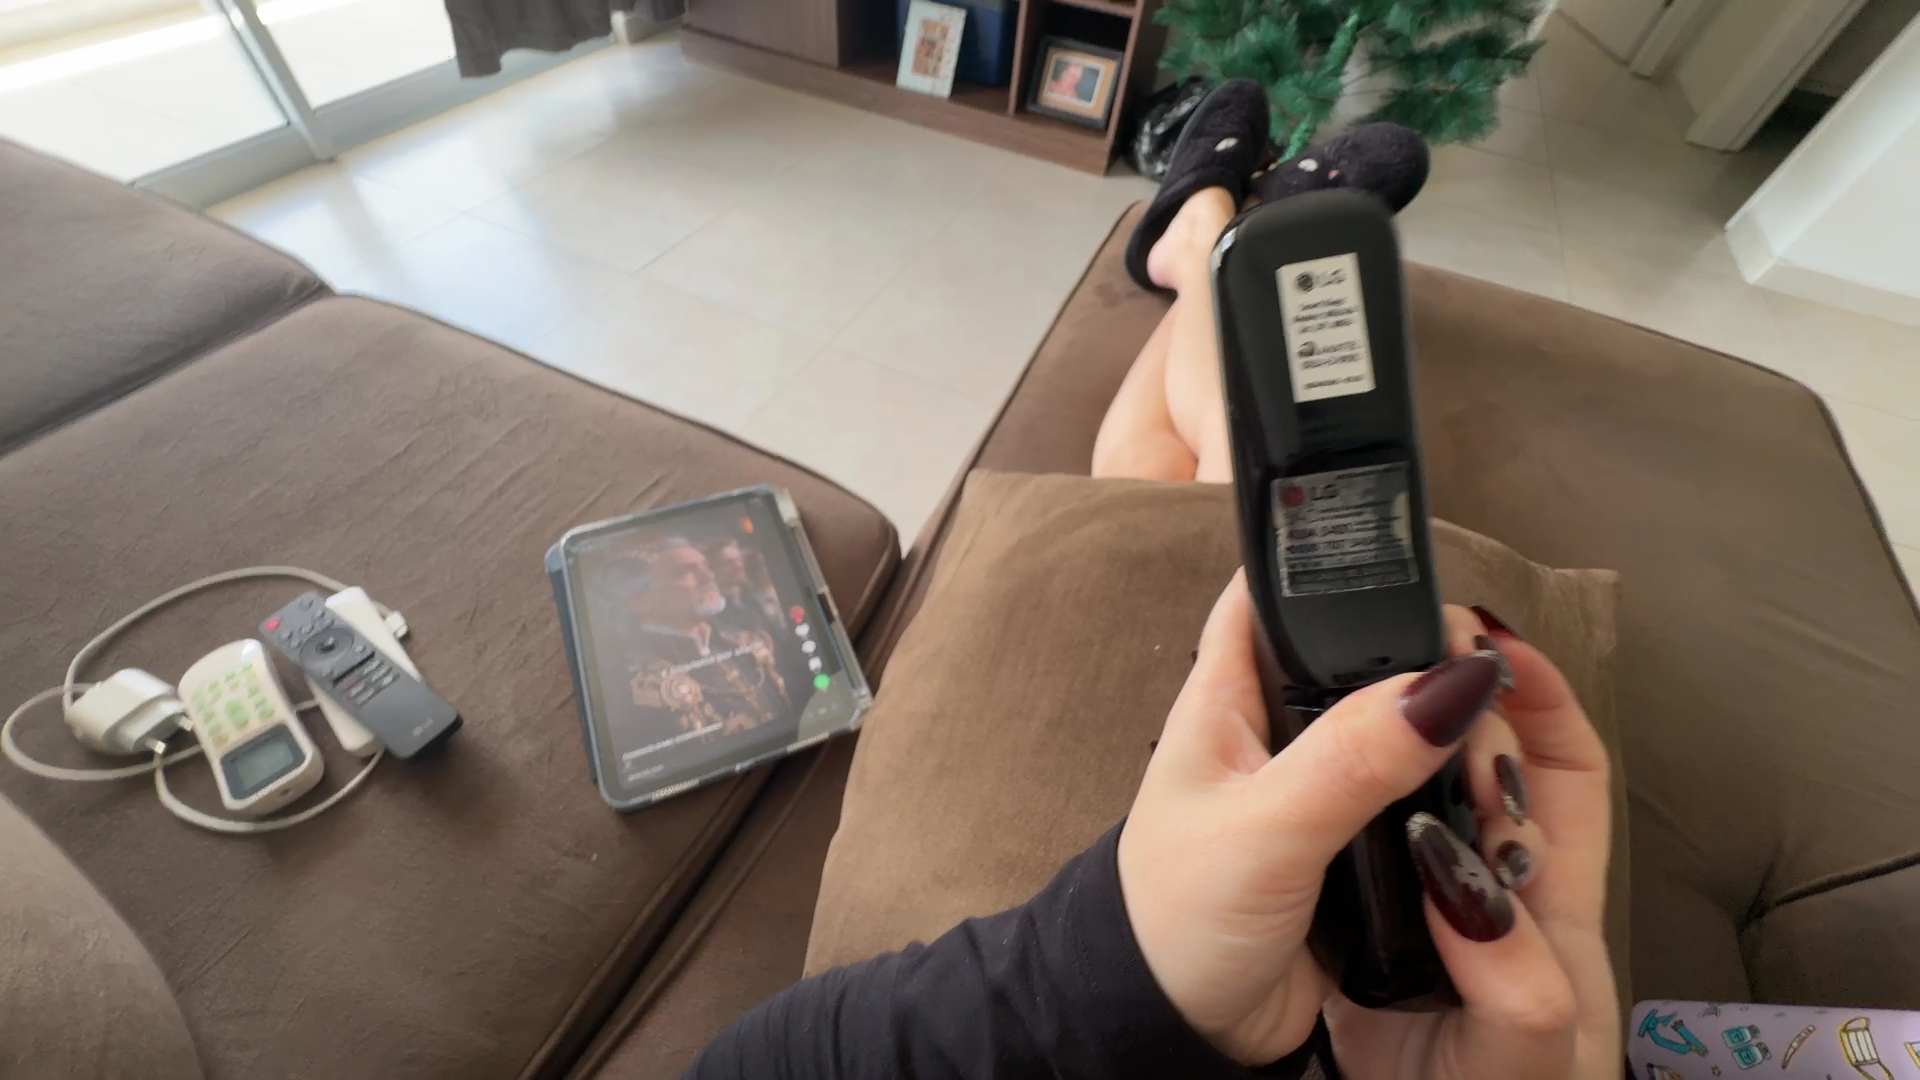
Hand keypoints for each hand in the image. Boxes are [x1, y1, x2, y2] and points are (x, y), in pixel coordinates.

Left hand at [1116, 573, 1617, 1076]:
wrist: (1187, 1018)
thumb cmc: (1181, 911)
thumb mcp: (1263, 828)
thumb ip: (1347, 760)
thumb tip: (1446, 684)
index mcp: (1220, 698)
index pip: (1259, 599)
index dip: (1312, 564)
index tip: (1390, 548)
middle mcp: (1262, 726)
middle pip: (1339, 653)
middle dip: (1407, 645)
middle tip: (1484, 648)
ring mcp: (1305, 778)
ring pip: (1380, 718)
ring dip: (1435, 716)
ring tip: (1505, 712)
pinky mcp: (1340, 830)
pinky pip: (1401, 783)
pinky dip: (1443, 777)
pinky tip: (1489, 783)